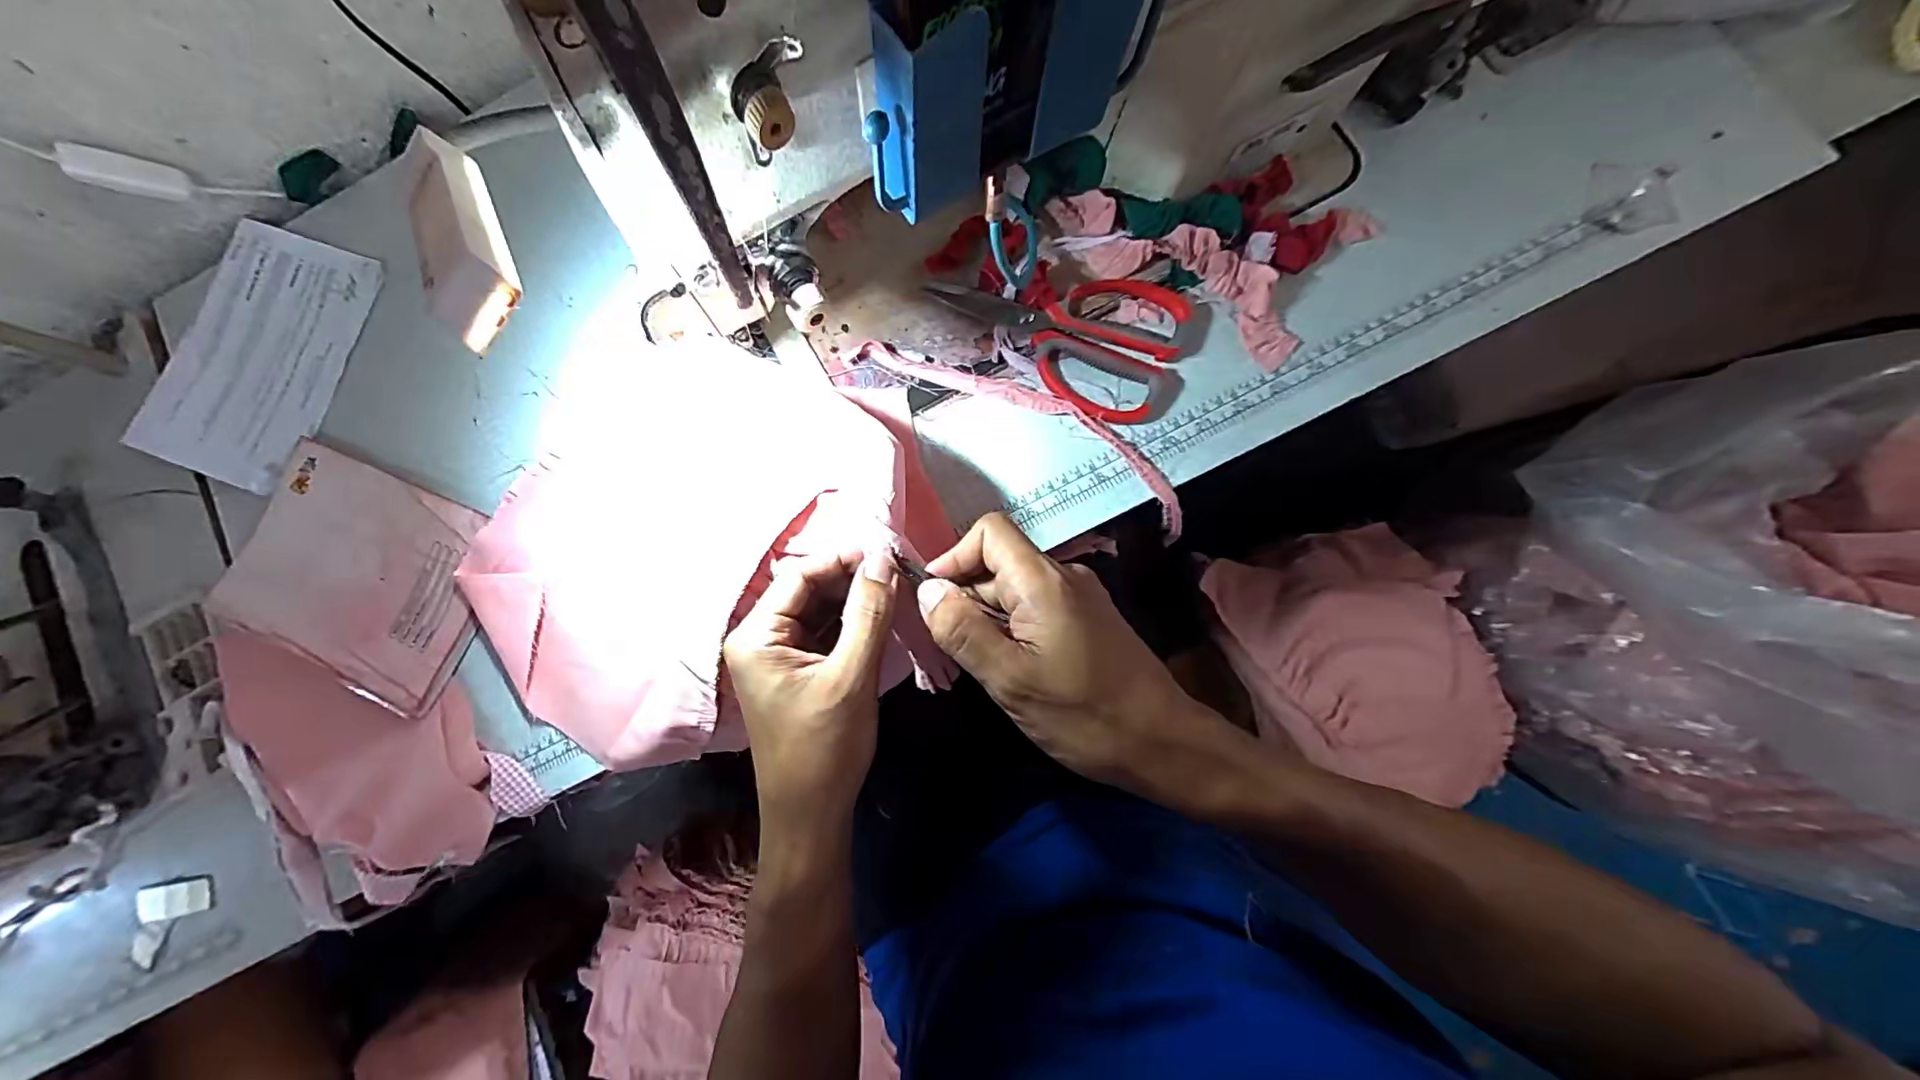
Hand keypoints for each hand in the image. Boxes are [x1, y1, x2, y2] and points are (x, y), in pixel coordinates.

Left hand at [723, 550, 898, 827]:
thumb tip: (883, 557)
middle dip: (852, 579)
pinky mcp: (798, 671)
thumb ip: (868, 613)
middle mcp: (759, 639)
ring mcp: (778, 656)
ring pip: (820, 610)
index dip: (843, 560)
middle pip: (809, 590)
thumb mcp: (851, 676)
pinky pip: (825, 633)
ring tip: (896, 590)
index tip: (888, 554)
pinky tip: (881, 617)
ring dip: (855, 600)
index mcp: (756, 636)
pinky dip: (852, 623)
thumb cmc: (825, 748)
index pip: (800, 576)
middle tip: (898, 572)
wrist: (811, 814)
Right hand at [916, 514, 1250, 804]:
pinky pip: (1036, 608)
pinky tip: (1007, 666)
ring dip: (986, 617)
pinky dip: (1011, 628)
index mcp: (1044, 580)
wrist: (1163, 744)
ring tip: (975, 663)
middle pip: (999, 563)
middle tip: (947, 647)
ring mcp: (1080, 598)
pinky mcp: (1088, 620)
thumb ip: (963, 631)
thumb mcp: (1011, 679)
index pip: (989, 532)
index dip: (954, 557)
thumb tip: (927, 590)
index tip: (932, 601)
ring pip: (1015, 589)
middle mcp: (1064, 576)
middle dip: (965, 596)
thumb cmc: (1084, 715)